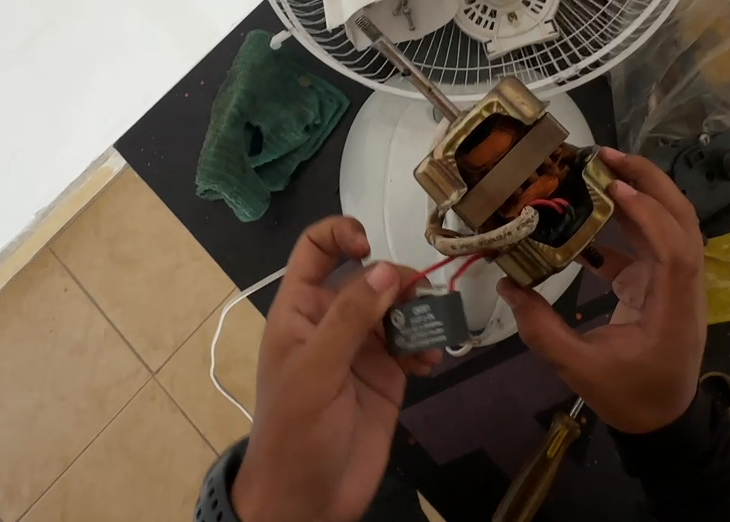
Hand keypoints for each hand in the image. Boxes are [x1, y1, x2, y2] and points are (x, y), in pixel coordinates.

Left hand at [232, 217, 441, 521]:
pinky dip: (427, 345)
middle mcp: (333, 320)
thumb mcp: (315, 372)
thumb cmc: (295, 432)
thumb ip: (350, 318)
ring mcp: (361, 346)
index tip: (369, 247)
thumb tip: (387, 269)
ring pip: (396, 307)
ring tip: (434, 332)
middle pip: (369, 276)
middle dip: (396, 280)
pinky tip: (433, 363)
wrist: (307, 504)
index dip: (341, 234)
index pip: (316, 249)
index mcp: (302, 309)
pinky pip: (413, 343)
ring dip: (419, 311)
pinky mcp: (387, 374)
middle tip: (421, 298)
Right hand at [498, 147, 707, 433]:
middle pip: (682, 221)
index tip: (615, 189)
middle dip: (650, 181)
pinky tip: (589, 212)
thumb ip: (543, 330)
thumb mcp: (581, 370)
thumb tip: (507, 284)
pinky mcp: (659, 283)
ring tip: (602, 166)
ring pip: (670, 223)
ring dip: (642, 191)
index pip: (675, 250)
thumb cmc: (630, 398)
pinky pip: (648, 241)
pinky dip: (625, 220)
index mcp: (673, 308)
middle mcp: (682, 287)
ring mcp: (674, 282)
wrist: (663, 425)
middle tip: (606, 155)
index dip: (650, 215)